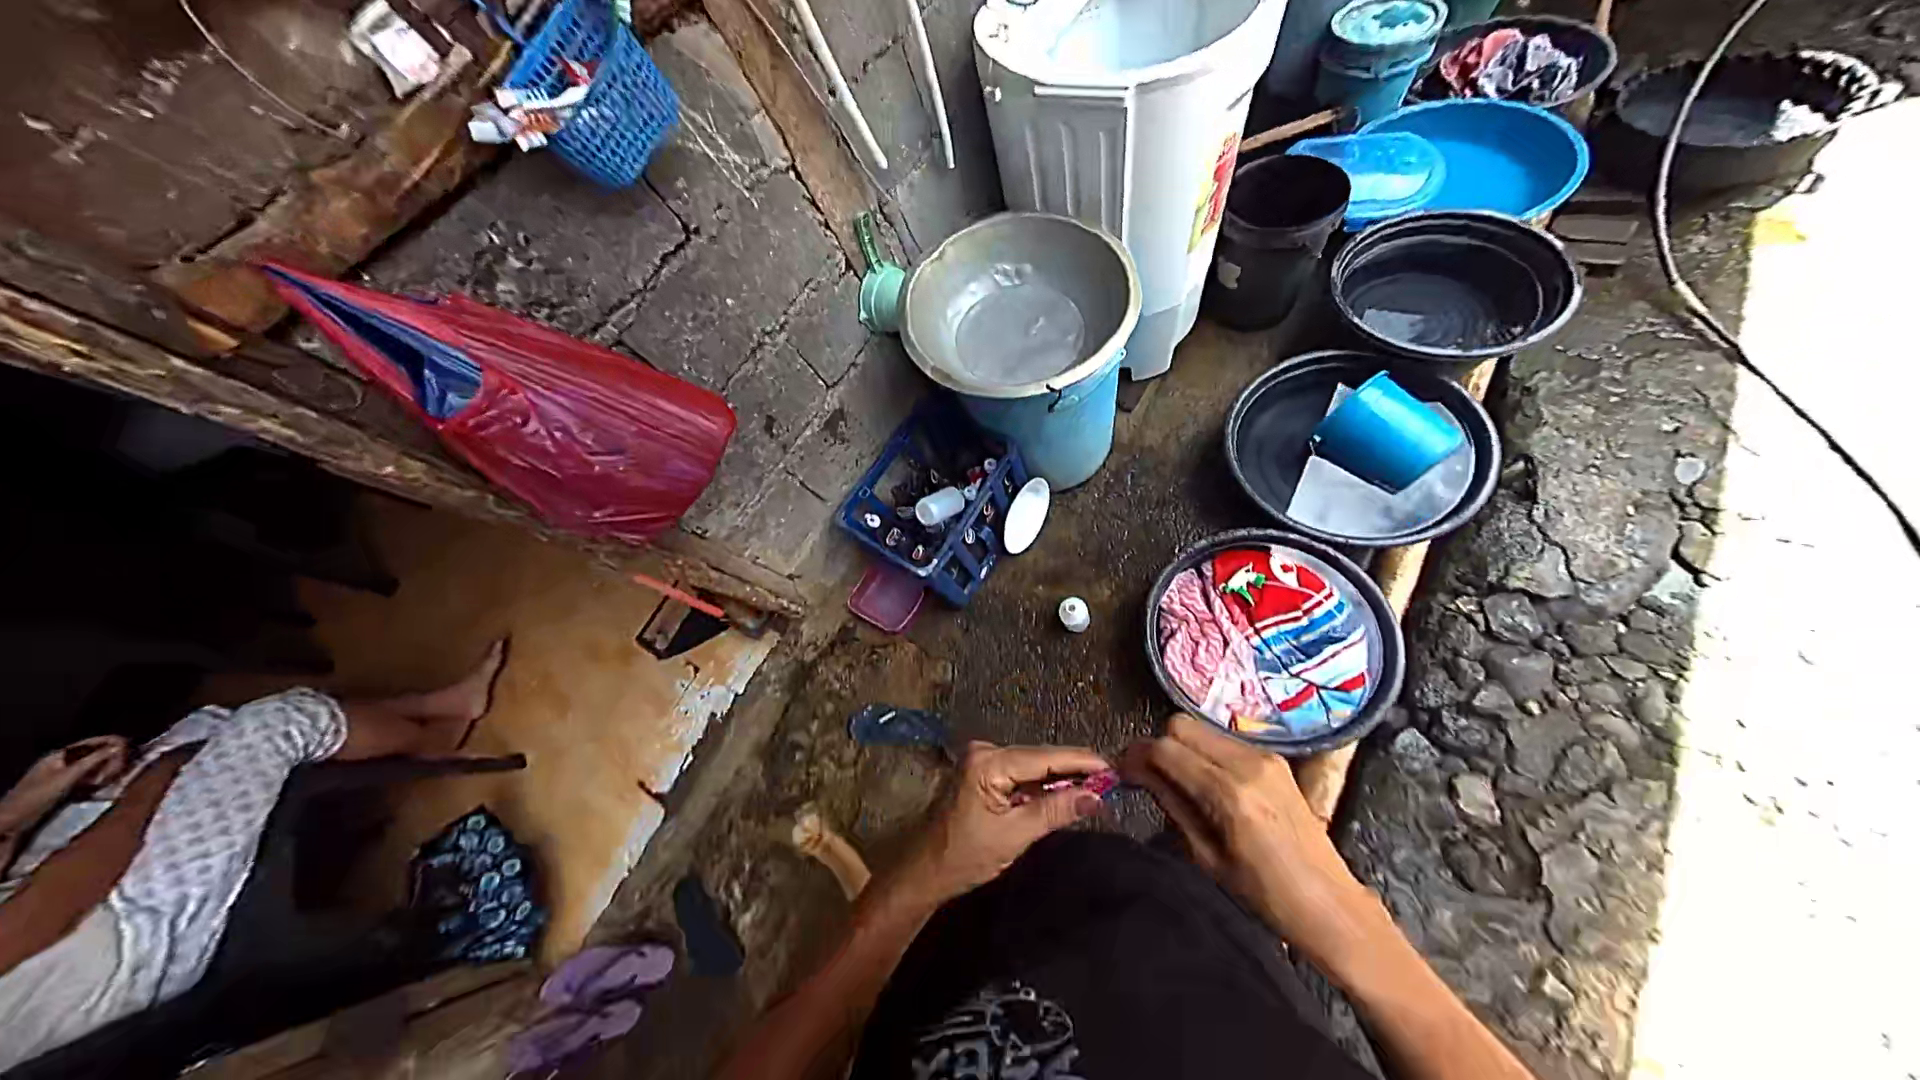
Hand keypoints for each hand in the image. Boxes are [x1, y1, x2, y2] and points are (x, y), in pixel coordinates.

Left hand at [0, 736, 128, 832]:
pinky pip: (90, 775)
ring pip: (95, 764)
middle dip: (112, 758)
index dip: (115, 743)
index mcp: (61, 755)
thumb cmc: (36, 796)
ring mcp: (63, 772)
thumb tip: (121, 746)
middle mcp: (63, 760)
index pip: (96, 741)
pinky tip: (103, 784)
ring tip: (113, 777)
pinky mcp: (65, 784)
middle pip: (97, 752)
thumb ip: (94, 760)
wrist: (10, 821)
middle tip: (121, 768)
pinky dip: (99, 777)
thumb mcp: (67, 777)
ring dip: (107, 768)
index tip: (132, 751)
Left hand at [895, 741, 1110, 906]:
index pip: (1045, 757)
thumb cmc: (965, 856)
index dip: (1080, 762)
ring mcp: (980, 760)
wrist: (924, 870)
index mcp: (988, 762)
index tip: (1111, 767)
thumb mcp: (1016, 835)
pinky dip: (1040, 785)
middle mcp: (984, 751)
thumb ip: (1056, 810)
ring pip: (1031, 766)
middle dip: (1072, 770)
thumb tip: (1094, 796)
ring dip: (1058, 778)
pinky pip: (1019, 773)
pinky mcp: (981, 772)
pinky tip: (1062, 793)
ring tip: (1092, 787)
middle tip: (1108, 781)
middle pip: (1039, 758)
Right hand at [1121, 715, 1386, 968]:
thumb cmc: (1265, 895)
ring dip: (1181, 746)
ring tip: (1175, 778)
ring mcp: (1265, 757)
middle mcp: (1248, 764)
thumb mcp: (1205, 855)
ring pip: (1201, 727)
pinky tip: (1204, 781)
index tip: (1124, 771)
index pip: (1165, 748)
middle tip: (1148, 773)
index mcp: (1229, 794)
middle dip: (1158, 744)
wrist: (1330, 905)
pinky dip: (1204, 751)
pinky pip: (1223, 740)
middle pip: (1181, 724)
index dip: (1136, 756)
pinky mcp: (1275, 758)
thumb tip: (1136, 771)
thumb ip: (1170, 803)